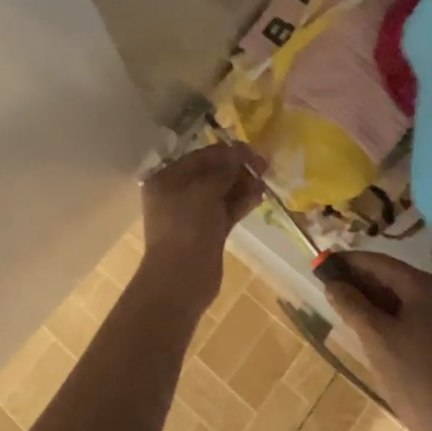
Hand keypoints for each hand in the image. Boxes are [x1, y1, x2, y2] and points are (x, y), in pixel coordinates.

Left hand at [137, 143, 263, 308]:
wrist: (181, 280)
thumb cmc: (186, 227)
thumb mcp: (204, 192)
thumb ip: (223, 171)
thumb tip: (239, 154)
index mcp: (166, 180)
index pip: (199, 158)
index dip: (225, 152)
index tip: (251, 150)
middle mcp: (177, 194)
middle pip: (211, 175)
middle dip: (236, 169)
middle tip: (263, 165)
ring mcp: (193, 215)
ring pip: (221, 193)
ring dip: (242, 185)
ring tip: (264, 180)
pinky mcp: (208, 232)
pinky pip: (226, 211)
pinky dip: (241, 203)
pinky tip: (259, 196)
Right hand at [324, 252, 431, 430]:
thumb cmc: (416, 378)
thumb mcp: (377, 338)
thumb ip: (352, 305)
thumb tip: (332, 284)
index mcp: (423, 287)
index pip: (379, 262)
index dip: (348, 261)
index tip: (321, 263)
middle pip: (391, 277)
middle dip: (359, 279)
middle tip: (327, 284)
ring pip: (400, 298)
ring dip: (371, 298)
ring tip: (341, 303)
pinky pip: (409, 316)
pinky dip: (386, 315)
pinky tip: (367, 325)